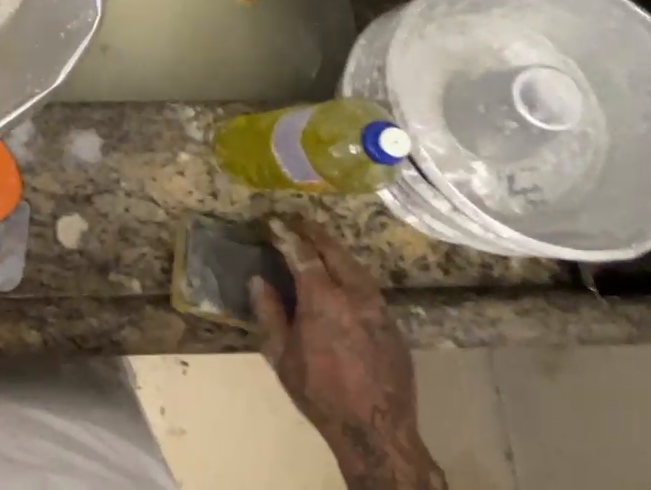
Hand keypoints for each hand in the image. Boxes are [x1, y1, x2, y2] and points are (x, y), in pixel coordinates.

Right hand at [252, 217, 440, 486]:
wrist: (376, 430)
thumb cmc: (320, 392)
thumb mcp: (281, 355)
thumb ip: (269, 312)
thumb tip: (258, 279)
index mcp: (323, 299)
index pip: (302, 252)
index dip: (285, 234)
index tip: (271, 221)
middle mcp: (354, 294)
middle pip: (333, 250)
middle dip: (312, 231)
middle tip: (294, 220)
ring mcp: (378, 307)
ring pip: (354, 265)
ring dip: (333, 249)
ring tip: (316, 240)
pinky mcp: (392, 322)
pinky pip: (367, 285)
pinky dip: (349, 271)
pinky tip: (339, 277)